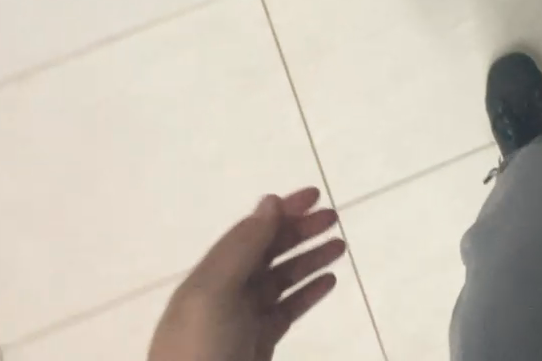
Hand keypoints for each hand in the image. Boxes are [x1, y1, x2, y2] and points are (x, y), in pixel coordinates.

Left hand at [148, 188, 346, 360]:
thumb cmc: (201, 353)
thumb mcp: (212, 296)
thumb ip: (242, 248)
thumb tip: (270, 203)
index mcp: (206, 283)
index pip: (248, 235)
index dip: (280, 212)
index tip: (315, 196)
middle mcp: (222, 299)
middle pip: (266, 254)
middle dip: (298, 232)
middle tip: (334, 218)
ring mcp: (240, 325)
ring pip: (281, 280)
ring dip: (309, 259)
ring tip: (340, 247)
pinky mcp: (258, 346)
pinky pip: (288, 309)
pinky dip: (309, 292)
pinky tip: (329, 282)